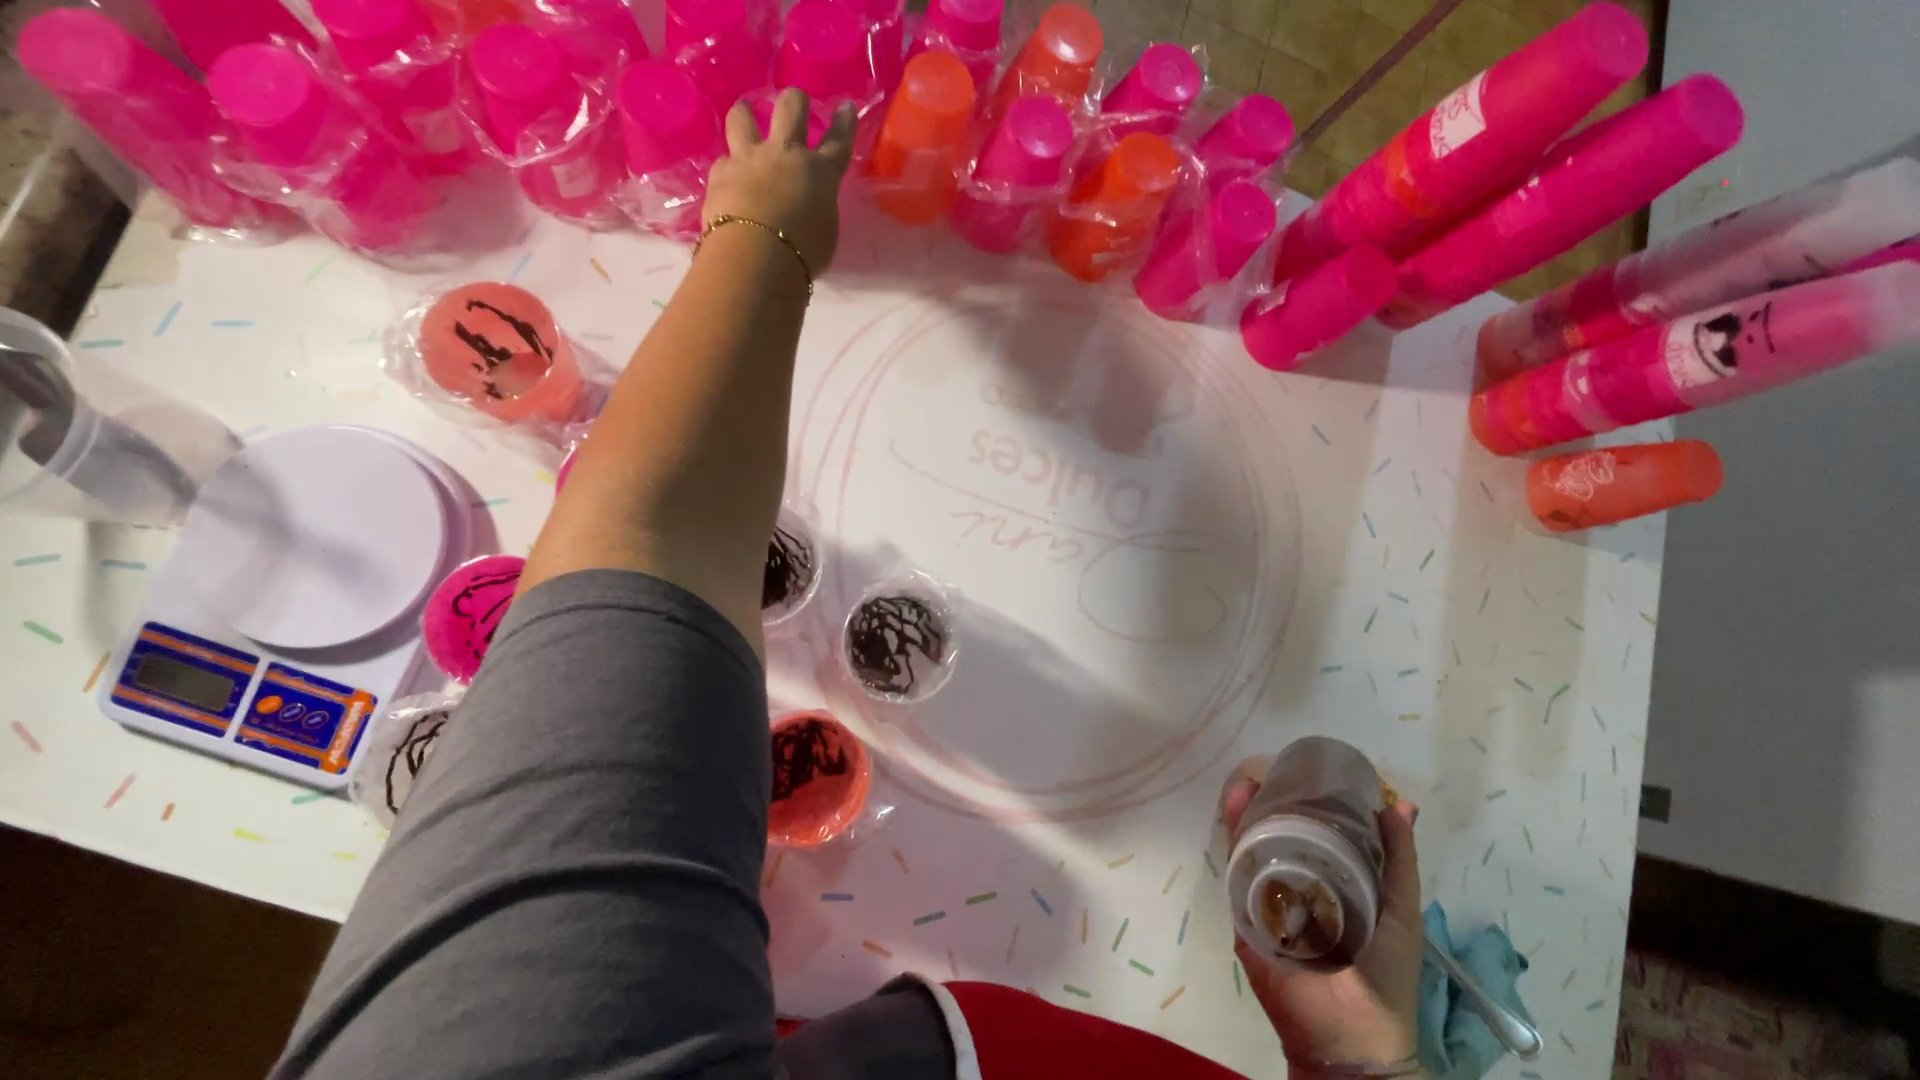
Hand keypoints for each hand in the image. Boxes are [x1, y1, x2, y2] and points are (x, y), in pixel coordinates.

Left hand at [709, 89, 856, 275]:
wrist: (757, 255)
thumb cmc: (803, 252)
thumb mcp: (825, 232)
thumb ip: (818, 210)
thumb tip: (808, 205)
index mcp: (820, 173)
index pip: (837, 141)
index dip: (844, 122)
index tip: (845, 106)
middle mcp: (786, 155)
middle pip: (792, 109)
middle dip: (795, 100)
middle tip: (794, 102)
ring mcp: (750, 159)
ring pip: (743, 117)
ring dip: (746, 112)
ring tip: (745, 112)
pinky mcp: (721, 173)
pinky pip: (723, 161)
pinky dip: (727, 168)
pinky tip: (726, 176)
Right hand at [1220, 756, 1423, 1070]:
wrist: (1352, 1035)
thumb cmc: (1385, 974)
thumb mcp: (1401, 910)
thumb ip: (1400, 861)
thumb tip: (1400, 805)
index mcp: (1333, 886)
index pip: (1316, 837)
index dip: (1309, 804)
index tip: (1307, 771)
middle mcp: (1297, 889)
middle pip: (1278, 838)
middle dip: (1271, 804)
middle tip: (1271, 770)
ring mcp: (1267, 902)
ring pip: (1252, 850)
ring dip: (1246, 814)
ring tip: (1248, 782)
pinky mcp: (1243, 916)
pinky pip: (1235, 873)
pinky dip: (1232, 837)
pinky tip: (1234, 807)